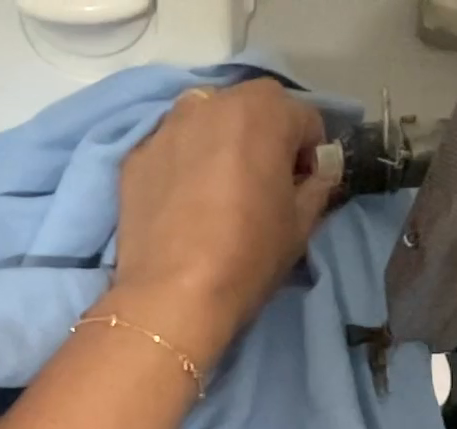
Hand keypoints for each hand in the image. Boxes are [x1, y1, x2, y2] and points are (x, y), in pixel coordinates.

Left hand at [109, 79, 338, 359]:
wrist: (172, 296)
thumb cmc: (247, 258)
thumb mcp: (300, 227)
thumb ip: (318, 186)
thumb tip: (320, 170)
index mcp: (263, 112)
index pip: (304, 118)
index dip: (310, 154)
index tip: (303, 187)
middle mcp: (212, 103)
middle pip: (252, 109)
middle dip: (265, 139)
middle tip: (262, 187)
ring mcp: (167, 126)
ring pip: (207, 121)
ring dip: (221, 144)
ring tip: (219, 192)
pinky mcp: (136, 156)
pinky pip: (172, 149)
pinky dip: (184, 165)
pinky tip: (184, 206)